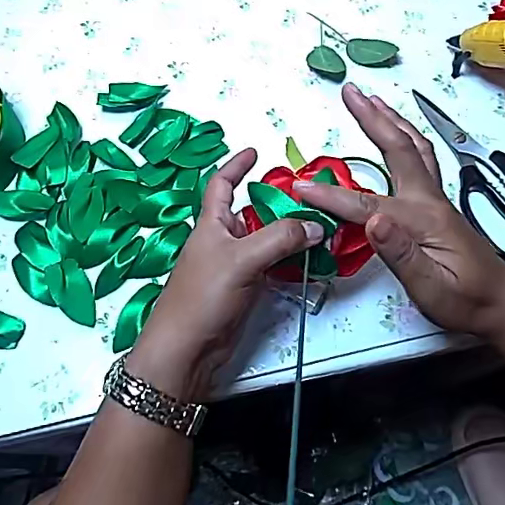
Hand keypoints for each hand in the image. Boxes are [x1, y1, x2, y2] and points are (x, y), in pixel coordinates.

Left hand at [130, 147, 322, 399]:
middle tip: (307, 197)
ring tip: (318, 225)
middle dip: (279, 202)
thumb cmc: (200, 299)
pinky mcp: (247, 288)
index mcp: (211, 225)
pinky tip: (310, 257)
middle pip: (254, 212)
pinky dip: (292, 258)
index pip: (221, 186)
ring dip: (291, 232)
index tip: (253, 152)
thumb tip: (315, 226)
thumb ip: (280, 237)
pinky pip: (274, 264)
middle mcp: (223, 241)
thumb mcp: (241, 259)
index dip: (236, 166)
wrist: (187, 351)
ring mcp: (236, 265)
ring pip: (268, 239)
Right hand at [293, 84, 504, 337]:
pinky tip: (400, 134)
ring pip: (414, 148)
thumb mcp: (431, 288)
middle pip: (399, 149)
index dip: (331, 197)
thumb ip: (401, 254)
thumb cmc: (467, 300)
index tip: (301, 189)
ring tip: (372, 101)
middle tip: (351, 92)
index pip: (367, 203)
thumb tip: (373, 221)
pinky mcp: (438, 205)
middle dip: (372, 118)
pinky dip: (407, 138)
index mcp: (423, 220)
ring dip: (391, 121)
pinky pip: (422, 159)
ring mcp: (436, 200)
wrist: (501, 303)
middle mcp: (430, 201)